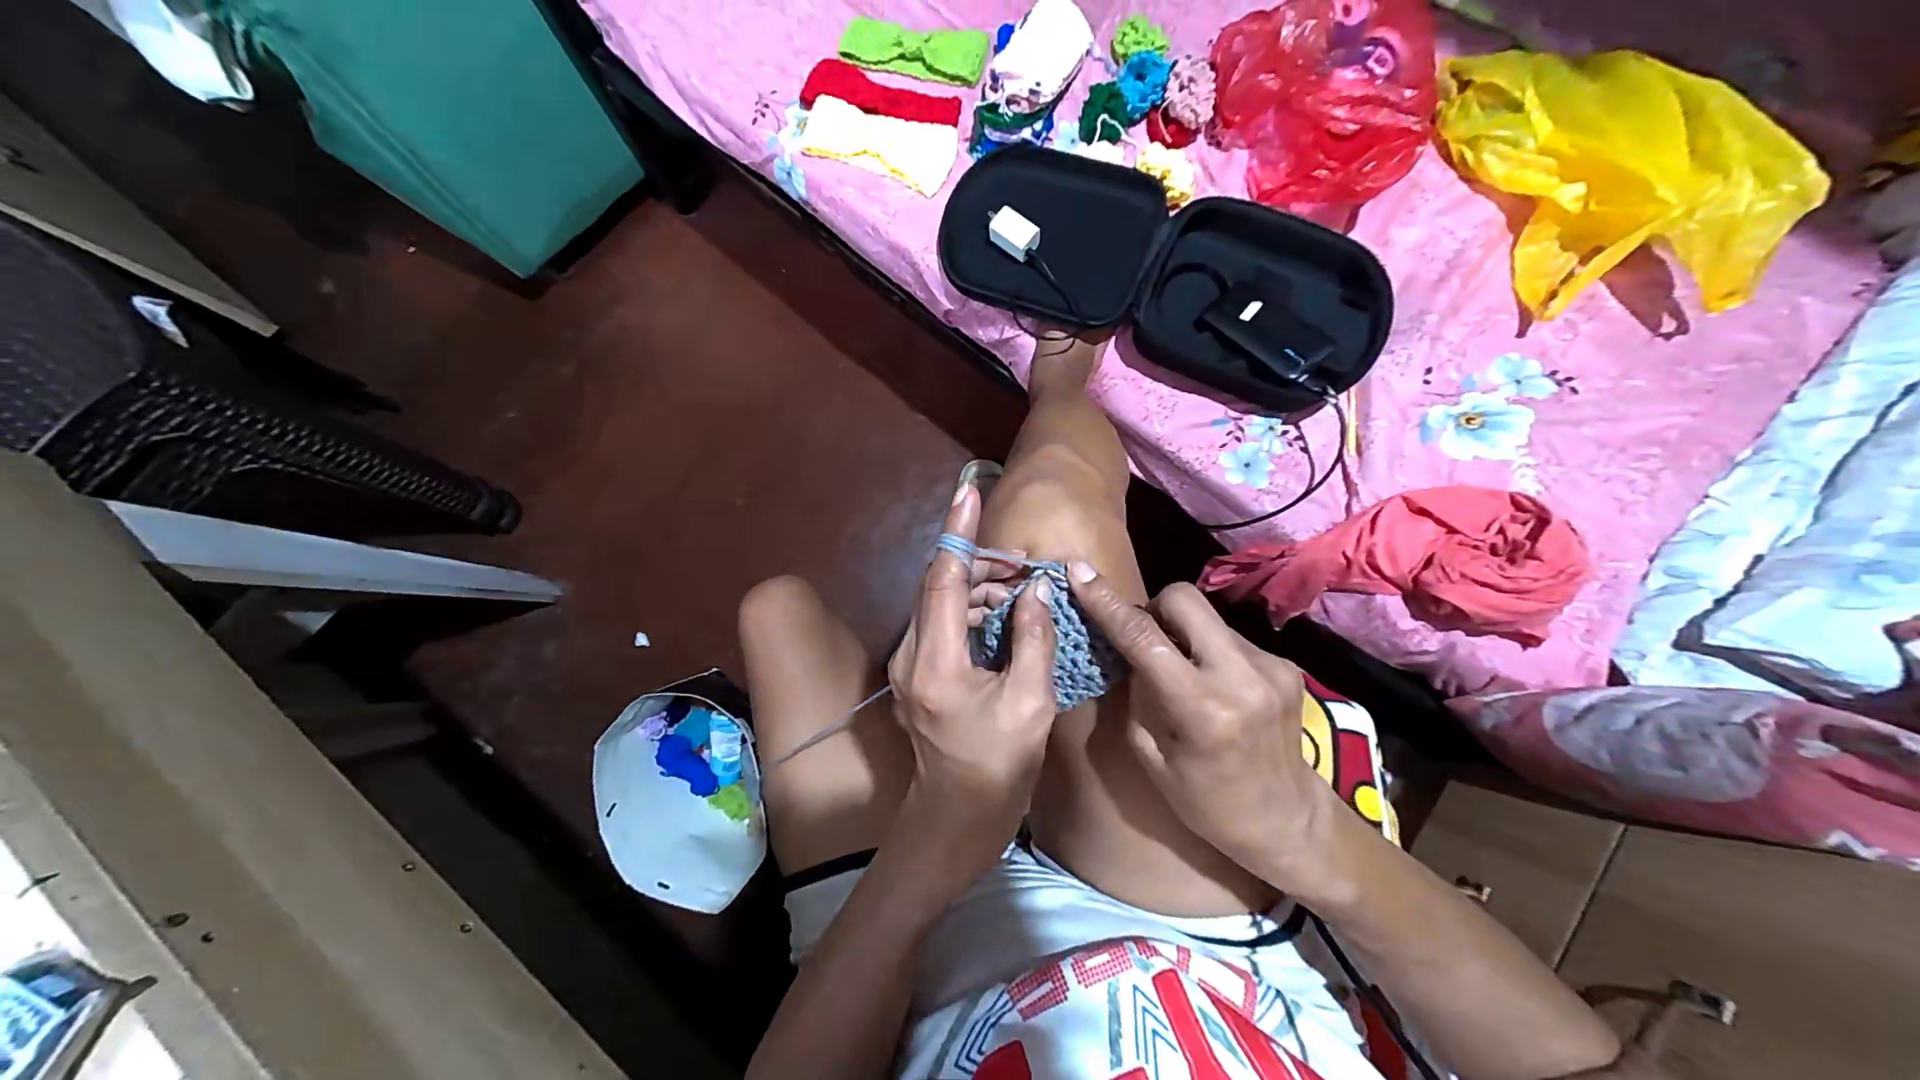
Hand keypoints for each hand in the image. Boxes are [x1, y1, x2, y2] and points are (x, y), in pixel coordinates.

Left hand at [887, 482, 1058, 880]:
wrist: (955, 815)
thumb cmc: (998, 767)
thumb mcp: (1030, 703)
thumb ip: (1033, 639)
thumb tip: (1036, 590)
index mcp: (936, 664)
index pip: (943, 578)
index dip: (958, 532)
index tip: (969, 491)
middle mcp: (911, 656)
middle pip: (938, 585)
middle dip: (979, 563)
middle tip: (1022, 563)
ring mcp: (907, 664)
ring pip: (938, 602)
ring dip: (976, 587)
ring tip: (1019, 589)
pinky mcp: (914, 671)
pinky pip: (939, 623)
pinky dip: (969, 609)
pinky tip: (1001, 615)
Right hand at [1067, 564, 1339, 892]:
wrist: (1288, 820)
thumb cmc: (1206, 802)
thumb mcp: (1152, 757)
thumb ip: (1137, 693)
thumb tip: (1126, 647)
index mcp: (1201, 709)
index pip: (1144, 637)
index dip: (1107, 602)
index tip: (1080, 572)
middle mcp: (1241, 677)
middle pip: (1184, 598)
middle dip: (1154, 606)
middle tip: (1145, 638)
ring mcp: (1271, 667)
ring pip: (1208, 616)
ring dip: (1183, 632)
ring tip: (1182, 672)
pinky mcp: (1286, 666)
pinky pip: (1230, 636)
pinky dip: (1209, 649)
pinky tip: (1214, 684)